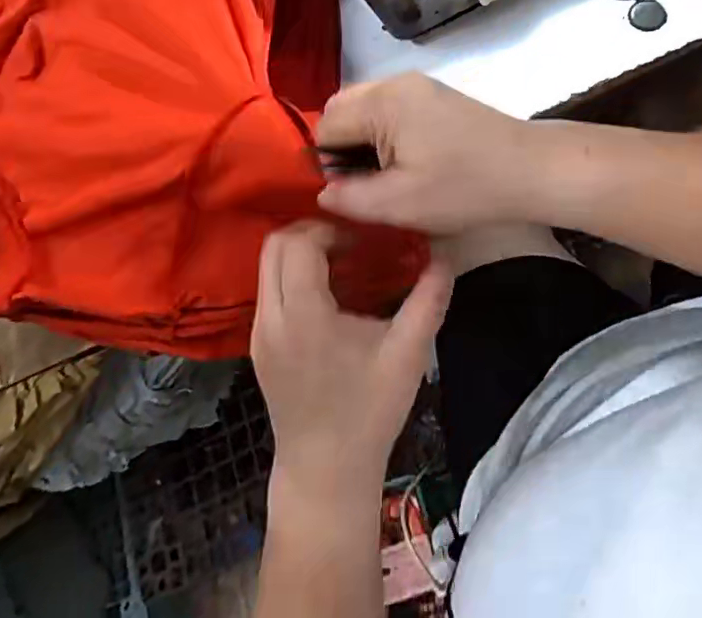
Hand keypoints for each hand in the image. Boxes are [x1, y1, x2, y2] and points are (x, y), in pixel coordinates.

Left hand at [252, 222, 452, 497]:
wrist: (326, 472)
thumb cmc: (368, 413)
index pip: (299, 243)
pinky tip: (326, 297)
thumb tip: (444, 258)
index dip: (329, 230)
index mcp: (303, 315)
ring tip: (340, 265)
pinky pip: (267, 291)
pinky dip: (290, 277)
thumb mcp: (406, 356)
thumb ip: (427, 302)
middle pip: (274, 246)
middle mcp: (271, 318)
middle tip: (348, 243)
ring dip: (298, 254)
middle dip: (310, 233)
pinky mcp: (258, 347)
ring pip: (266, 267)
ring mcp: (259, 333)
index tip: (361, 238)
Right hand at [316, 74, 542, 232]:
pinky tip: (406, 159)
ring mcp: (417, 85)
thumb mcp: (400, 203)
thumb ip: (350, 198)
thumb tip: (322, 192)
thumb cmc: (464, 187)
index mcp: (382, 102)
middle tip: (364, 181)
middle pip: (341, 109)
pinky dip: (383, 131)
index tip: (350, 190)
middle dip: (341, 146)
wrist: (530, 169)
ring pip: (364, 107)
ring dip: (362, 139)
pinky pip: (388, 107)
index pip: (326, 126)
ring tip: (384, 173)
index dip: (328, 162)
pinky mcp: (433, 94)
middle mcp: (394, 82)